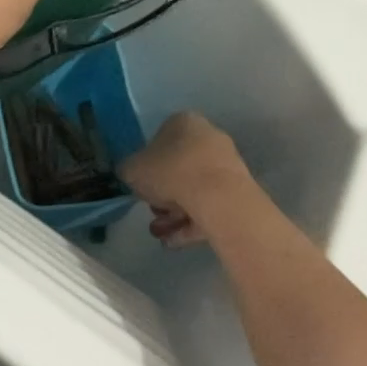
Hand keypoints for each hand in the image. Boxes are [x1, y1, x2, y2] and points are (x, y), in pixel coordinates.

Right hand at [118, 112, 265, 247]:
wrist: (217, 197)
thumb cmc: (170, 172)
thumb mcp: (132, 169)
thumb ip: (128, 170)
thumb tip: (130, 174)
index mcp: (184, 123)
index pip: (160, 140)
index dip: (147, 166)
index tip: (141, 186)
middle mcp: (208, 138)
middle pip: (178, 168)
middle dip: (163, 194)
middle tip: (152, 211)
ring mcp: (226, 166)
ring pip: (194, 191)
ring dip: (174, 213)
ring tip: (160, 234)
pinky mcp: (238, 192)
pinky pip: (209, 207)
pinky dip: (191, 224)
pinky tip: (173, 242)